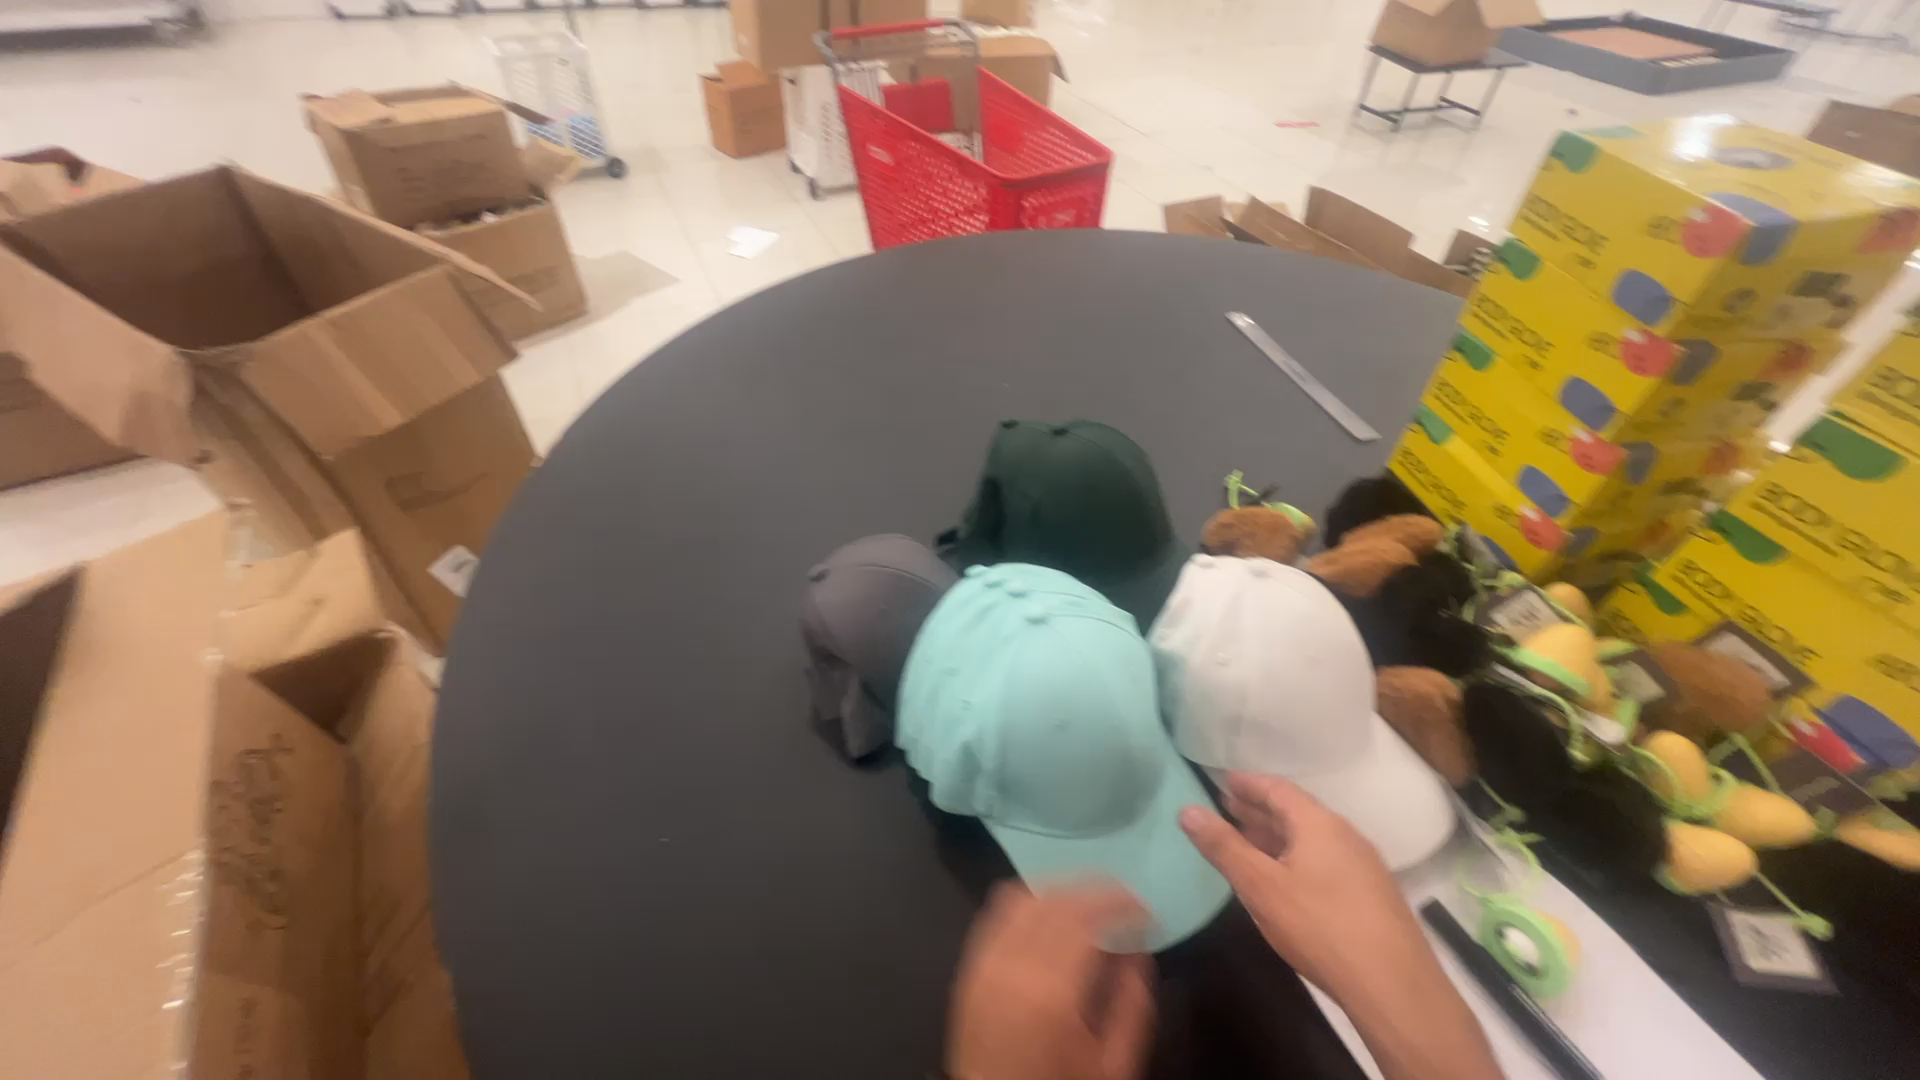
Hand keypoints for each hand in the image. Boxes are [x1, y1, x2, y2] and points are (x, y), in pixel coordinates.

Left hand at [946, 882, 1155, 1079]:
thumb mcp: (1113, 1066)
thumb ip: (1132, 1005)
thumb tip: (1139, 950)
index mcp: (1052, 992)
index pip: (1088, 918)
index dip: (1120, 904)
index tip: (1144, 910)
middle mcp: (1013, 965)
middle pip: (1057, 899)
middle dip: (1096, 890)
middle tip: (1124, 900)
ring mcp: (985, 961)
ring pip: (1024, 897)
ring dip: (1061, 890)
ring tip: (1090, 903)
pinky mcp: (970, 964)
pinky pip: (997, 912)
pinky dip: (1028, 902)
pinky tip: (1050, 912)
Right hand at [1179, 773, 1501, 1079]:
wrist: (1395, 989)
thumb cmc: (1320, 926)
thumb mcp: (1260, 886)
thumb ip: (1223, 846)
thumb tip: (1187, 809)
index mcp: (1319, 823)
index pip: (1278, 788)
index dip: (1248, 783)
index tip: (1222, 780)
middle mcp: (1345, 835)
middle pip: (1296, 811)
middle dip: (1259, 809)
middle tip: (1227, 809)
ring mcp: (1363, 866)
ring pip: (1311, 838)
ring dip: (1277, 835)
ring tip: (1247, 843)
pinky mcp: (1371, 897)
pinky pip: (1324, 861)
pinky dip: (1295, 857)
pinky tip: (1283, 880)